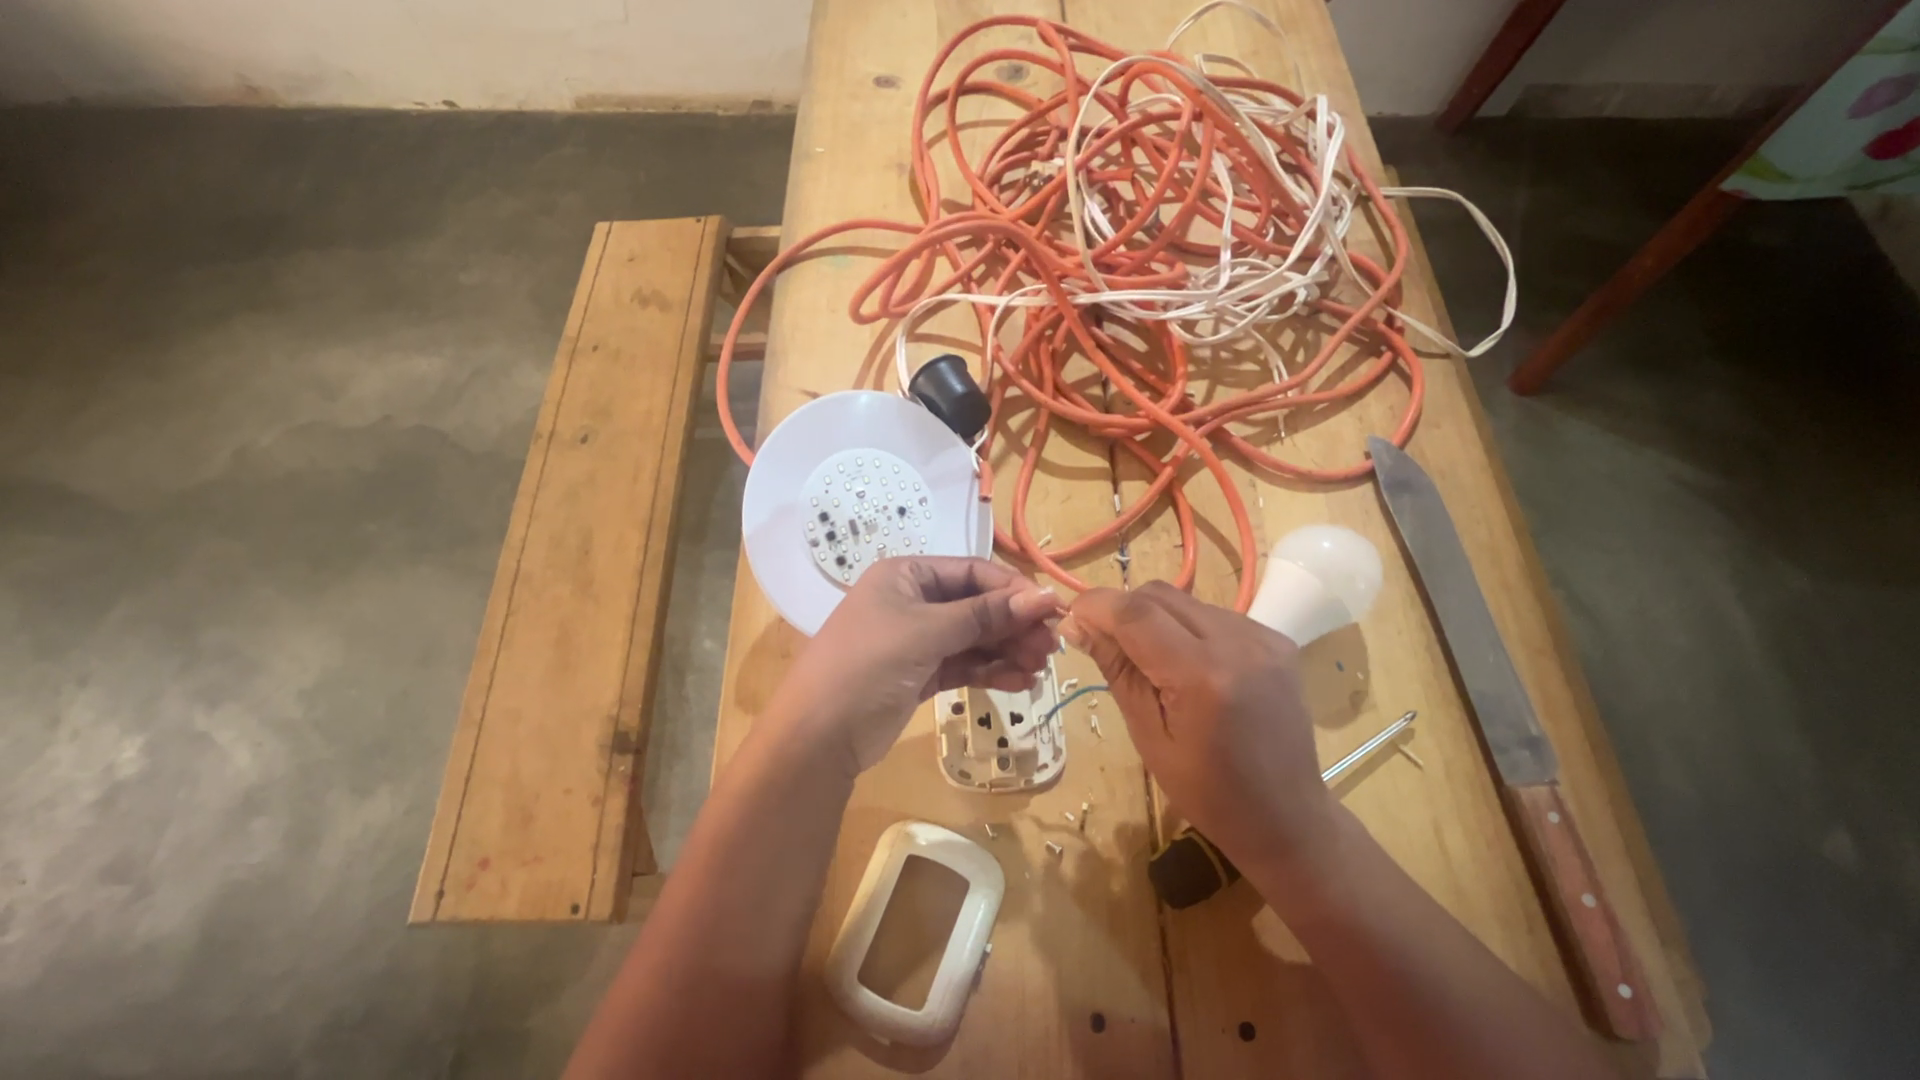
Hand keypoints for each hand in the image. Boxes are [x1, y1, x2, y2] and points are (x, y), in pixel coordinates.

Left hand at [772, 557, 1062, 775]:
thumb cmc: (868, 665)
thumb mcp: (927, 632)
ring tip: (1039, 669)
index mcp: (906, 575)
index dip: (1013, 590)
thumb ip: (987, 615)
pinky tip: (1020, 682)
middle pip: (977, 606)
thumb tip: (1046, 596)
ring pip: (974, 638)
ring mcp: (916, 640)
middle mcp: (912, 601)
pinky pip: (965, 665)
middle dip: (1014, 625)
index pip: (972, 572)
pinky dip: (991, 671)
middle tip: (1050, 649)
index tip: (1052, 611)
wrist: (818, 735)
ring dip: (1008, 650)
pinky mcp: (920, 675)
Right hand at [1062, 581, 1335, 865]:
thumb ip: (1117, 671)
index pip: (1136, 614)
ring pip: (1187, 601)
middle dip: (1121, 609)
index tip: (1070, 618)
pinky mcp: (1276, 639)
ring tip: (1147, 659)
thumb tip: (1075, 625)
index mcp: (1202, 676)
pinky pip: (1216, 615)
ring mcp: (1263, 637)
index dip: (1095, 606)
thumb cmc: (1208, 791)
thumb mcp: (1148, 736)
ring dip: (1154, 617)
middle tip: (1100, 640)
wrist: (1286, 815)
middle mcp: (1237, 643)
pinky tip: (1186, 664)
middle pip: (1160, 596)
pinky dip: (1187, 627)